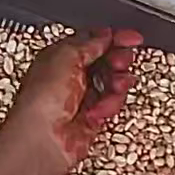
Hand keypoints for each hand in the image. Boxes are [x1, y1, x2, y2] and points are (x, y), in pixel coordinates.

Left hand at [0, 28, 141, 174]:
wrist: (43, 138)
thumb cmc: (42, 99)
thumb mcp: (66, 56)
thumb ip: (89, 43)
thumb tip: (104, 36)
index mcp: (60, 57)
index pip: (91, 41)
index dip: (112, 38)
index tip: (132, 38)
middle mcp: (70, 76)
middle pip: (105, 61)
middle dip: (118, 60)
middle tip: (122, 62)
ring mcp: (82, 97)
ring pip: (112, 83)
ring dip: (117, 83)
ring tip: (116, 85)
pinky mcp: (92, 117)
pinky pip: (112, 104)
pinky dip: (111, 104)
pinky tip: (101, 109)